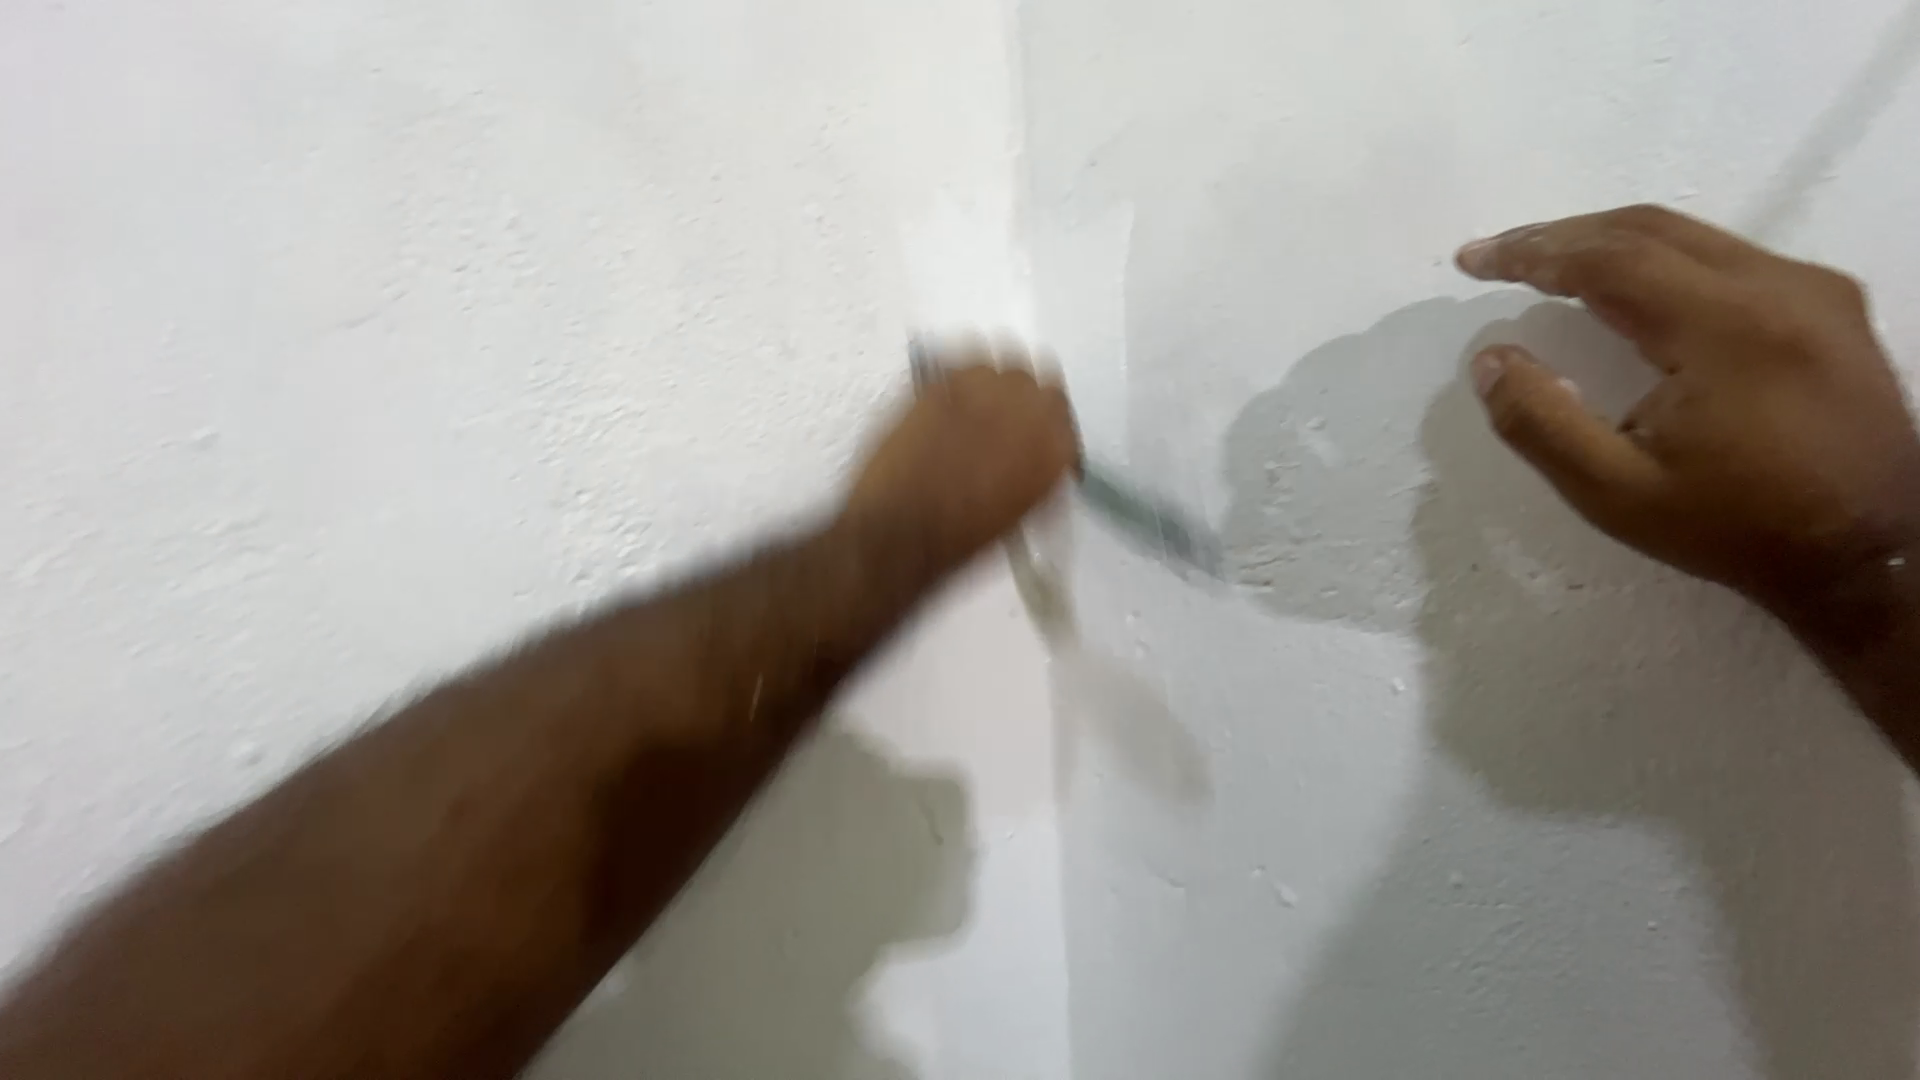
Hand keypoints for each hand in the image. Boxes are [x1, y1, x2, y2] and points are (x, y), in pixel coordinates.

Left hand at [843, 341, 1078, 568]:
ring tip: (977, 409)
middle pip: (1040, 386)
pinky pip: (963, 362)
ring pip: (1003, 365)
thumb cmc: (958, 536)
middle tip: (1004, 424)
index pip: (1066, 422)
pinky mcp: (944, 379)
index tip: (1035, 442)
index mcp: (1057, 447)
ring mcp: (987, 389)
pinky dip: (960, 378)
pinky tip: (949, 402)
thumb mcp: (1020, 514)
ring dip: (994, 385)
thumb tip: (1044, 468)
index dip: (1048, 432)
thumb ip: (1041, 478)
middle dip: (1024, 405)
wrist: (901, 528)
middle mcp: (1030, 409)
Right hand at [1456, 205, 1919, 629]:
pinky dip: (1646, 258)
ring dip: (1600, 243)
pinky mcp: (1821, 308)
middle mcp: (1781, 288)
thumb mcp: (1609, 489)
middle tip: (1492, 254)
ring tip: (1536, 262)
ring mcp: (1811, 292)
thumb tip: (1491, 359)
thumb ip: (1539, 421)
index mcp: (1729, 329)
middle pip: (1650, 230)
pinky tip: (1610, 285)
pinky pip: (1717, 256)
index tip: (1471, 260)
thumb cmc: (1731, 525)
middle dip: (1559, 236)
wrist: (1871, 550)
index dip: (1530, 254)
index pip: (1610, 261)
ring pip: (1687, 237)